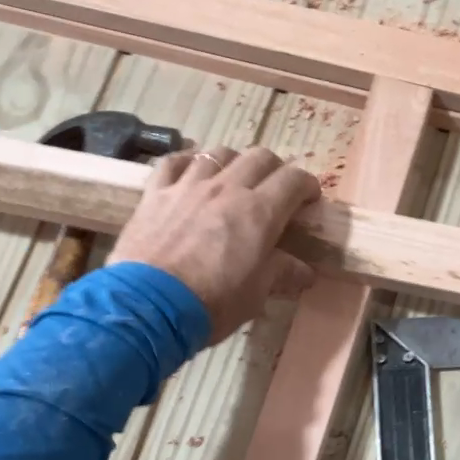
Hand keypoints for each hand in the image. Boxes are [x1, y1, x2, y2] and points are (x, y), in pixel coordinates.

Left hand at [108, 146, 320, 342]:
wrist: (150, 306)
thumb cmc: (213, 303)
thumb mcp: (257, 294)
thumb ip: (281, 274)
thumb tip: (305, 272)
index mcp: (259, 212)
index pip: (293, 181)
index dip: (307, 185)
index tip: (309, 198)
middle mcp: (227, 188)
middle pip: (259, 157)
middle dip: (275, 168)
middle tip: (276, 188)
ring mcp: (188, 186)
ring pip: (218, 153)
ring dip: (234, 162)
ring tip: (234, 178)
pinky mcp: (156, 193)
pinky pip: (173, 162)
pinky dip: (187, 160)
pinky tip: (191, 168)